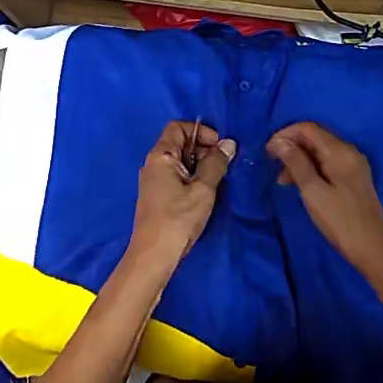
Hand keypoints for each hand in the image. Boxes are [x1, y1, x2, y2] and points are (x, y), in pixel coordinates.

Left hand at [130, 121, 235, 263]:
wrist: (155, 255)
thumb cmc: (179, 218)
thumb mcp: (204, 188)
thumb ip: (216, 163)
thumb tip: (228, 144)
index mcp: (161, 156)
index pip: (178, 127)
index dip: (201, 131)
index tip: (219, 147)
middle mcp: (153, 164)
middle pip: (180, 142)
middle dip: (204, 148)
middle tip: (223, 165)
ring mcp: (154, 181)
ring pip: (181, 161)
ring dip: (201, 165)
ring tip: (217, 180)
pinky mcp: (158, 195)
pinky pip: (177, 176)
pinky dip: (193, 178)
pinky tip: (205, 193)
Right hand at [266, 122, 382, 271]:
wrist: (371, 246)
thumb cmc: (339, 220)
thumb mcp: (313, 191)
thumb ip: (297, 163)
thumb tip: (280, 141)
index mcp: (340, 151)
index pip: (309, 128)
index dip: (286, 134)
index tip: (267, 152)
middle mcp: (349, 152)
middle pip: (316, 138)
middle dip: (292, 147)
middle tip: (273, 167)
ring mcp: (353, 165)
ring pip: (321, 152)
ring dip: (300, 160)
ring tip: (283, 181)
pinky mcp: (353, 178)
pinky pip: (328, 164)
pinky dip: (312, 169)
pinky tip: (300, 184)